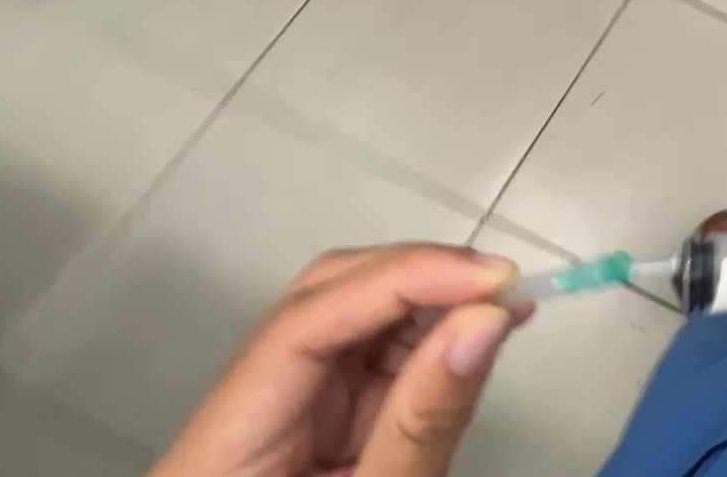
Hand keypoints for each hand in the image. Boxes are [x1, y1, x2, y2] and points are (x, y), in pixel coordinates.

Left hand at [150, 243, 525, 476]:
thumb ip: (426, 419)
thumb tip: (490, 315)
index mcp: (218, 451)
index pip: (303, 326)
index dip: (404, 280)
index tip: (496, 279)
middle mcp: (240, 411)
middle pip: (320, 297)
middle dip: (419, 275)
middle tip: (502, 286)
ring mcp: (284, 407)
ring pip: (355, 308)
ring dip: (437, 295)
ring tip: (507, 304)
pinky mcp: (325, 412)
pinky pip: (380, 346)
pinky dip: (439, 324)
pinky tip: (484, 324)